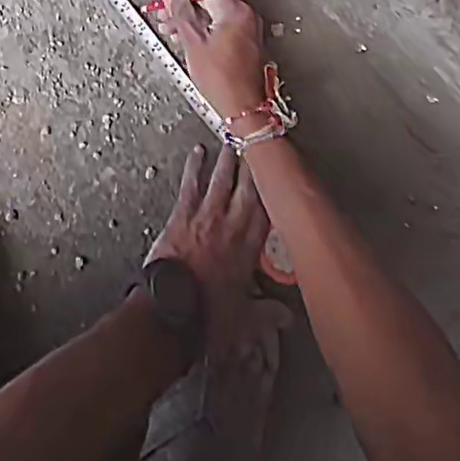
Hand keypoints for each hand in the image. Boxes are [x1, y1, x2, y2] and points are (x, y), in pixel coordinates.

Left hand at [147, 145, 270, 348]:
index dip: (276, 192)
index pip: (269, 213)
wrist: (173, 309)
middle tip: (259, 145)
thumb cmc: (208, 314)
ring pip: (222, 180)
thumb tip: (286, 317)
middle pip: (248, 189)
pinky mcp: (183, 215)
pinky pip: (191, 184)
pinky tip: (198, 152)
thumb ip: (267, 314)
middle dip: (255, 166)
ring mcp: (207, 217)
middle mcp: (231, 227)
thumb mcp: (244, 320)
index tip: (281, 175)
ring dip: (229, 160)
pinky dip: (194, 166)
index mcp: (250, 250)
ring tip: (234, 141)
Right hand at [152, 0, 267, 119]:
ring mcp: (249, 28)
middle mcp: (246, 15)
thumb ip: (181, 13)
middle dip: (184, 9)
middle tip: (164, 18)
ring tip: (172, 32)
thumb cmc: (221, 79)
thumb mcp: (193, 43)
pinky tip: (189, 40)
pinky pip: (222, 27)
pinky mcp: (247, 41)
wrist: (242, 108)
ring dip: (192, 21)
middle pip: (209, 2)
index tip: (164, 2)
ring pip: (214, 15)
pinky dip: (205, 30)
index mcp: (235, 11)